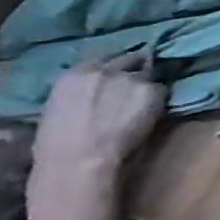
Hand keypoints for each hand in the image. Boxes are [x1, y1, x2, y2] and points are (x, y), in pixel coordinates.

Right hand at [30, 58, 165, 182]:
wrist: (79, 161)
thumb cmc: (57, 147)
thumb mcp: (58, 108)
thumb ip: (80, 91)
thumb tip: (95, 91)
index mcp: (74, 73)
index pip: (103, 58)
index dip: (114, 67)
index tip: (118, 75)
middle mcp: (105, 69)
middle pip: (130, 59)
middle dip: (135, 69)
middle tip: (136, 87)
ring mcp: (130, 78)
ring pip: (148, 74)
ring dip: (146, 85)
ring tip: (142, 103)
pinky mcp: (152, 90)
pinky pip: (162, 89)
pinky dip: (158, 100)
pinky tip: (151, 114)